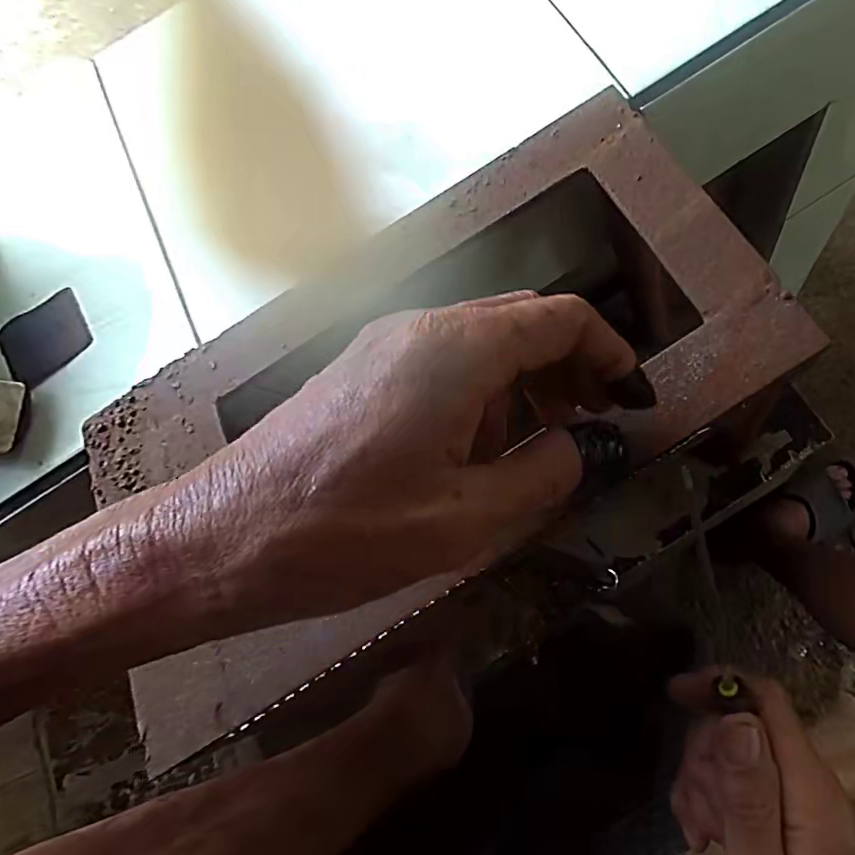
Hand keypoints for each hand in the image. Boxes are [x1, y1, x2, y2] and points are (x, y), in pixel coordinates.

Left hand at [174, 291, 642, 624]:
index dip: (610, 351)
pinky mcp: (365, 368)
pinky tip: (481, 447)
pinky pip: (447, 361)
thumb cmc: (344, 532)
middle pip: (525, 320)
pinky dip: (486, 390)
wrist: (222, 536)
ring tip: (545, 439)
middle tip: (597, 420)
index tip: (632, 398)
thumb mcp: (466, 520)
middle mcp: (423, 327)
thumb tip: (577, 446)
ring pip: (486, 340)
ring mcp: (388, 343)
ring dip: (529, 379)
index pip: (561, 318)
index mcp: (457, 349)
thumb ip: (543, 474)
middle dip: (573, 364)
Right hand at [669, 668, 854, 854]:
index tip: (675, 694)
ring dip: (703, 777)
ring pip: (733, 746)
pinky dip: (708, 794)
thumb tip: (738, 719)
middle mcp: (812, 783)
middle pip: (745, 721)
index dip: (722, 686)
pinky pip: (734, 774)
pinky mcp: (783, 811)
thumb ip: (751, 801)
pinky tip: (703, 832)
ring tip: (700, 828)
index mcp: (813, 792)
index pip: (769, 701)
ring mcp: (799, 797)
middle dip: (707, 751)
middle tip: (698, 806)